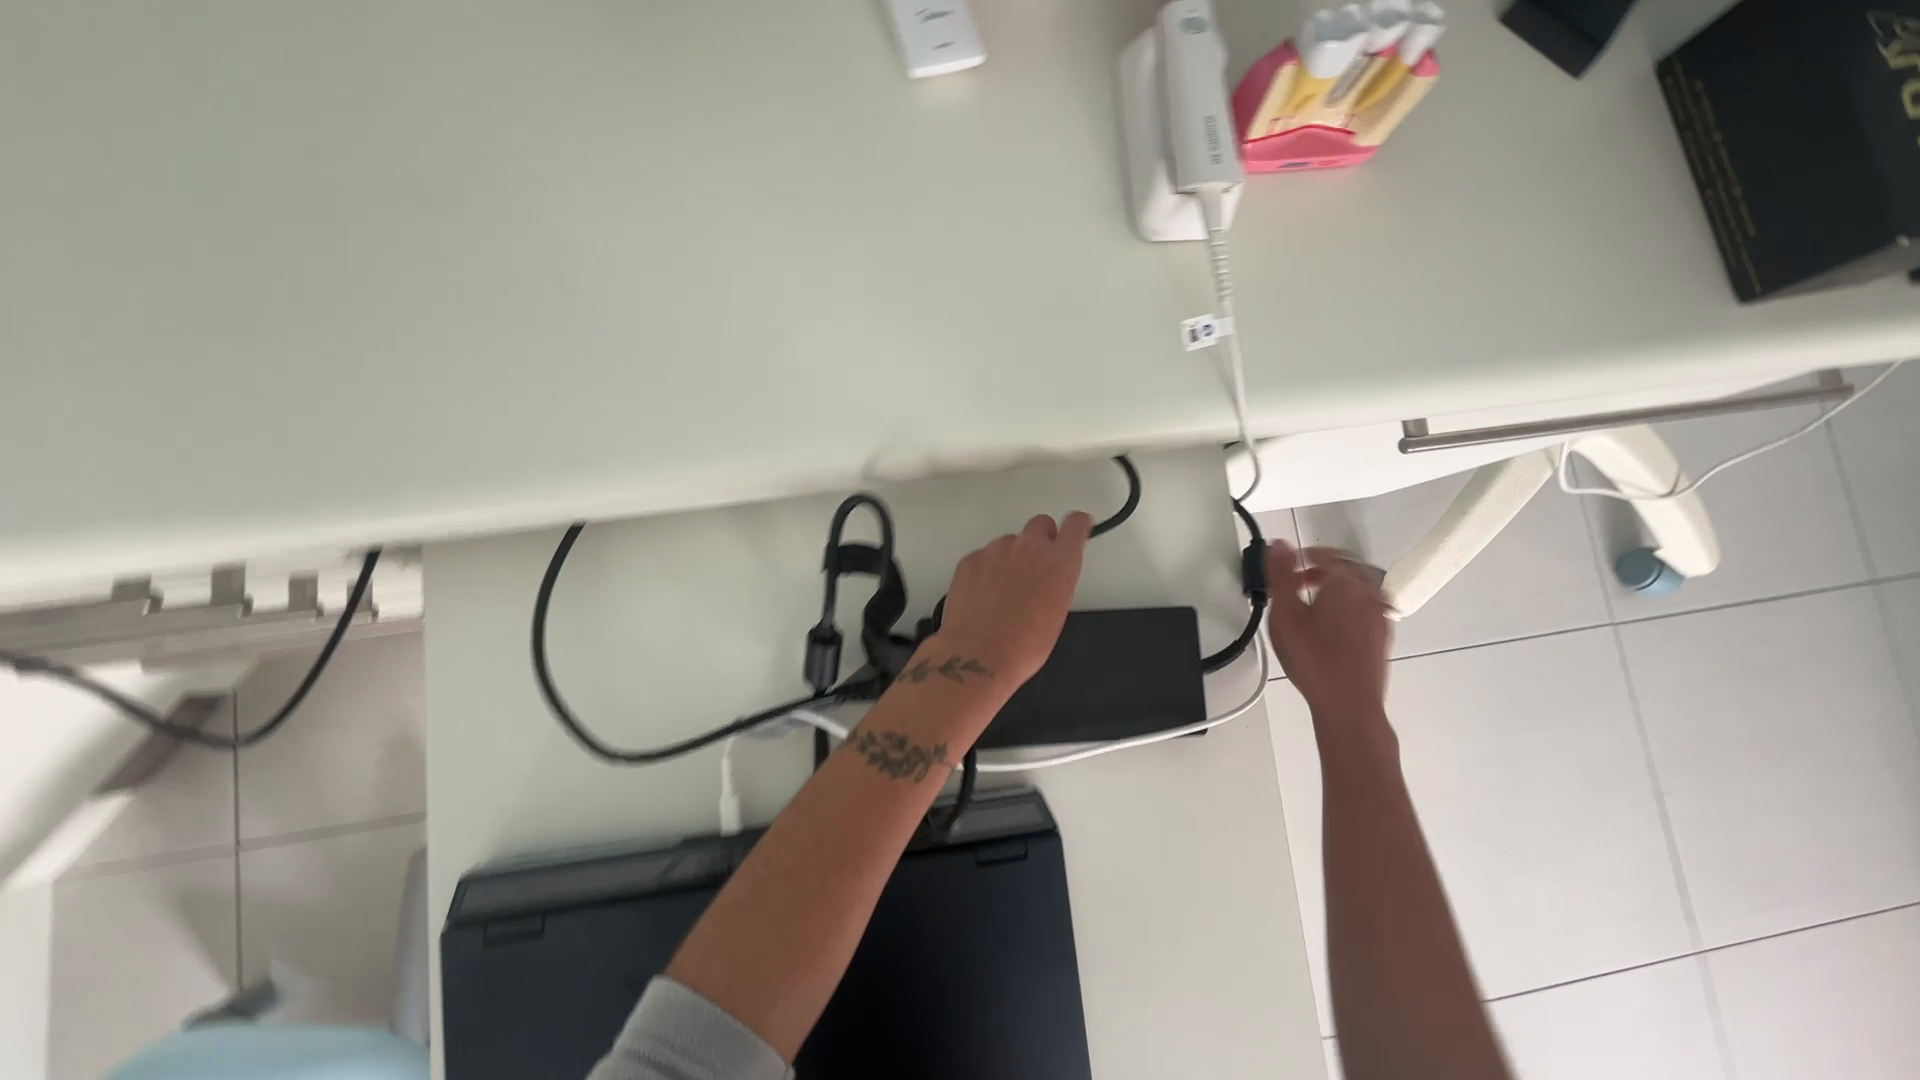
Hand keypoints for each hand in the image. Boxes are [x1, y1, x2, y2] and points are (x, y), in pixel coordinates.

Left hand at [929, 512, 1093, 688]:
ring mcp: (996, 550)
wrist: (978, 655)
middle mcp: (1029, 547)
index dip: (1078, 525)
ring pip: (1010, 542)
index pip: (1075, 524)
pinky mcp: (971, 559)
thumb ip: (1057, 583)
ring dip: (1012, 558)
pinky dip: (986, 570)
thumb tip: (1050, 578)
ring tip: (1004, 591)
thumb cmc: (1024, 645)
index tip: (1077, 528)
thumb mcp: (1057, 614)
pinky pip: (984, 556)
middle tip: (1037, 566)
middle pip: (1041, 524)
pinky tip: (983, 596)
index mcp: (1059, 561)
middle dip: (1042, 539)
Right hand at [1265, 541, 1392, 720]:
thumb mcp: (1285, 616)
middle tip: (1299, 578)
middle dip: (1322, 566)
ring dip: (1338, 583)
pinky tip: (1334, 620)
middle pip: (1348, 566)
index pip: (1326, 554)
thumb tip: (1279, 545)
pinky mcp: (1383, 633)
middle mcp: (1369, 593)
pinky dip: (1351, 601)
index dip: (1304, 555)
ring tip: (1315, 598)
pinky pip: (1369, 604)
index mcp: (1344, 583)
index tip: (1288, 563)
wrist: (1348, 704)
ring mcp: (1380, 614)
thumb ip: (1281, 576)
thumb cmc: (1314, 661)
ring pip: (1361, 584)